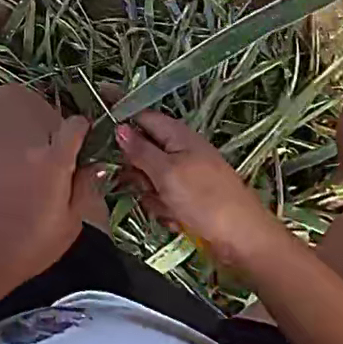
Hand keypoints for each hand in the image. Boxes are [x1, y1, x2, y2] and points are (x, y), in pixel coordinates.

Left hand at [0, 114, 106, 281]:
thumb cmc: (29, 243)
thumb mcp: (70, 222)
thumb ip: (85, 186)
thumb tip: (96, 164)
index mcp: (53, 159)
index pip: (76, 125)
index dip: (82, 132)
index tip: (81, 141)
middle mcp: (24, 138)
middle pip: (42, 107)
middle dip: (48, 121)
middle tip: (49, 148)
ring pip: (13, 103)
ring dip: (22, 117)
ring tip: (23, 151)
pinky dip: (0, 129)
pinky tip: (2, 157)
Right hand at [117, 111, 279, 269]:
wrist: (246, 243)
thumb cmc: (207, 201)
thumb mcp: (167, 173)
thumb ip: (140, 150)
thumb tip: (119, 127)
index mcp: (176, 134)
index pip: (139, 114)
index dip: (118, 111)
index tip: (95, 100)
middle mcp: (179, 150)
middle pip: (139, 150)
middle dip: (137, 170)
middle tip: (147, 185)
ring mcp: (184, 175)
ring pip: (147, 178)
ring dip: (152, 195)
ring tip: (170, 208)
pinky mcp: (187, 198)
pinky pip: (161, 198)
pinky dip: (164, 209)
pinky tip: (178, 220)